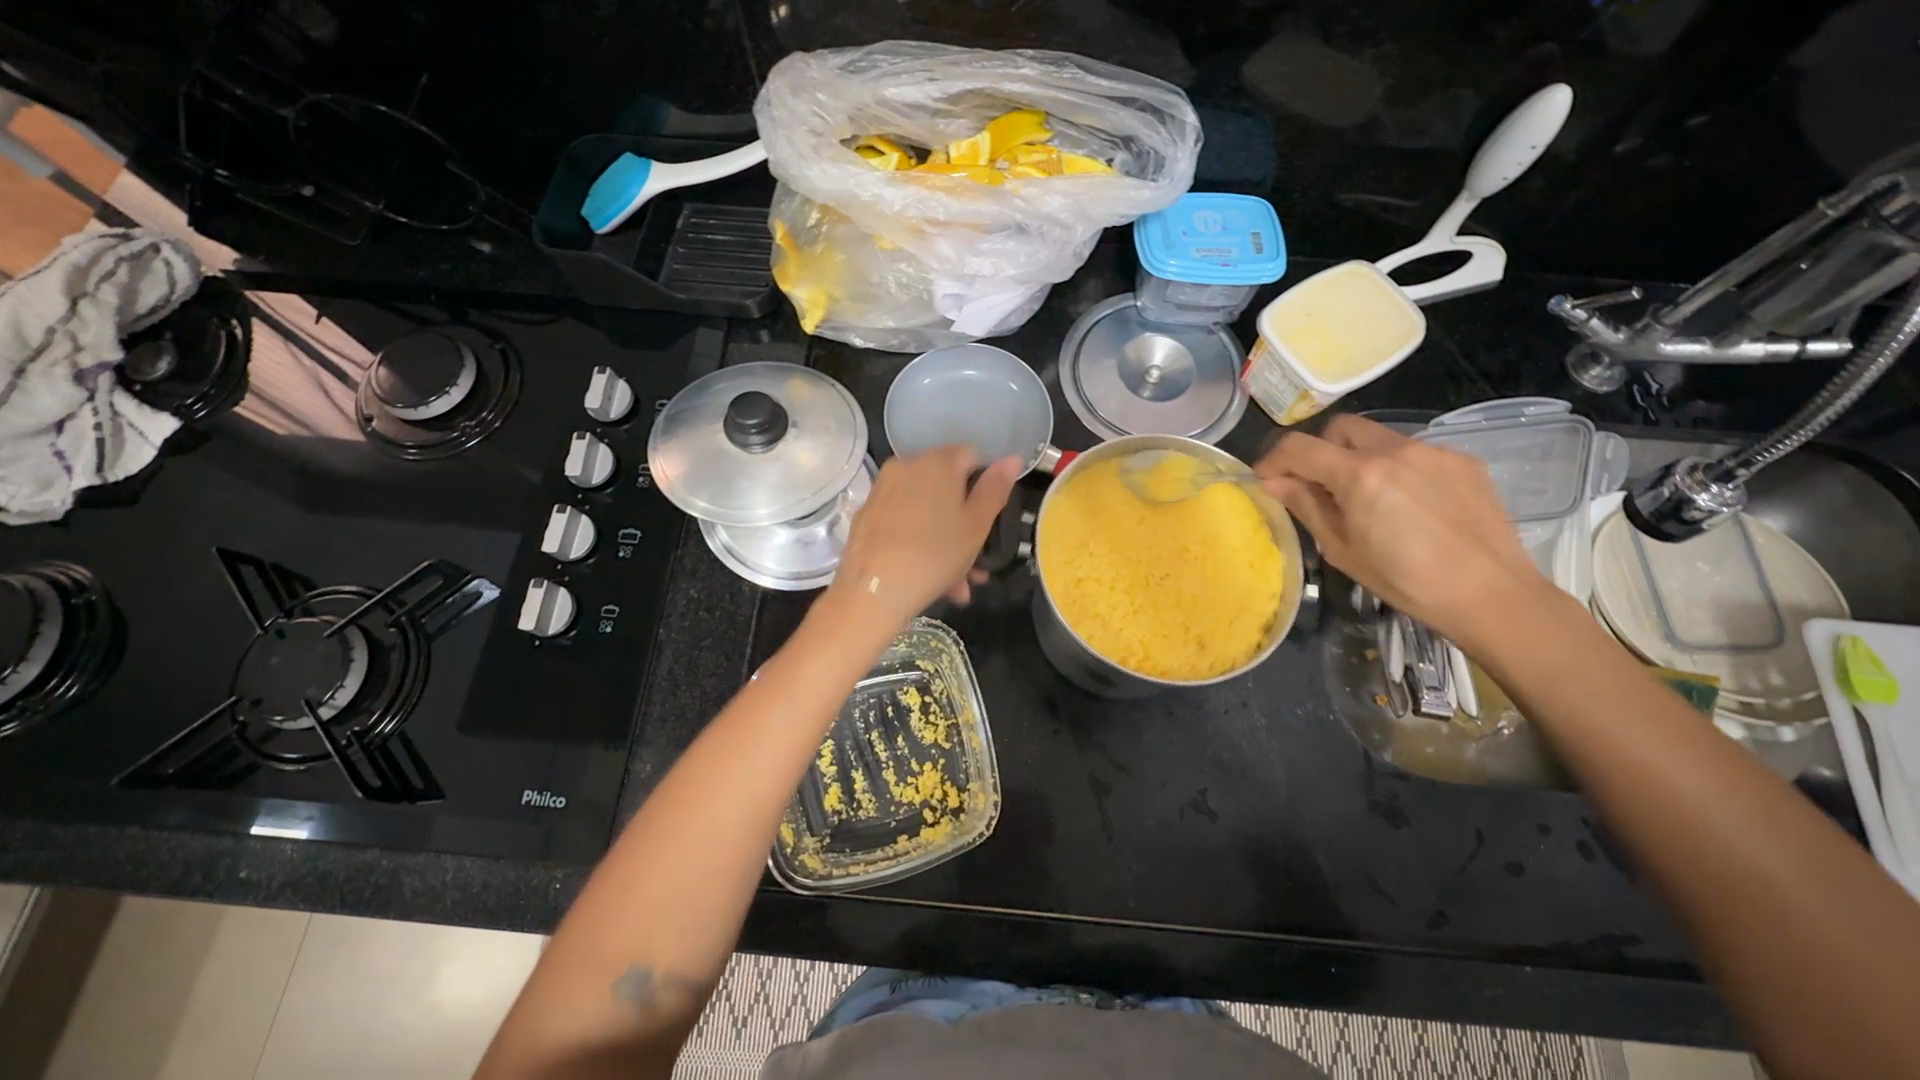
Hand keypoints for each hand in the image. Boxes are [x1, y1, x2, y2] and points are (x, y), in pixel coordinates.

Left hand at [824, 446, 1022, 629]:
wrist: (873, 592)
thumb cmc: (935, 554)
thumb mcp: (977, 525)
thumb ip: (995, 488)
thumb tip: (1012, 458)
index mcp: (936, 462)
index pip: (970, 457)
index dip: (984, 487)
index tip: (988, 522)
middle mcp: (904, 467)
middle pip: (945, 489)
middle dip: (964, 525)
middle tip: (975, 565)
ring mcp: (881, 492)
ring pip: (924, 512)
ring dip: (944, 543)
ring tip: (956, 586)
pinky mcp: (865, 518)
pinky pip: (902, 525)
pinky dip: (917, 545)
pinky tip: (929, 582)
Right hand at [1254, 414, 1550, 639]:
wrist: (1490, 593)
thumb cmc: (1407, 581)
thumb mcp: (1343, 550)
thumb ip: (1307, 507)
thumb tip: (1275, 484)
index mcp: (1359, 475)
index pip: (1299, 447)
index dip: (1274, 460)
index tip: (1267, 480)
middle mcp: (1395, 450)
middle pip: (1340, 428)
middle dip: (1319, 450)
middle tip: (1316, 484)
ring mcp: (1433, 451)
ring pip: (1379, 438)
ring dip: (1359, 459)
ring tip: (1368, 498)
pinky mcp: (1462, 460)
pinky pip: (1415, 453)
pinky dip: (1398, 470)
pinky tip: (1410, 505)